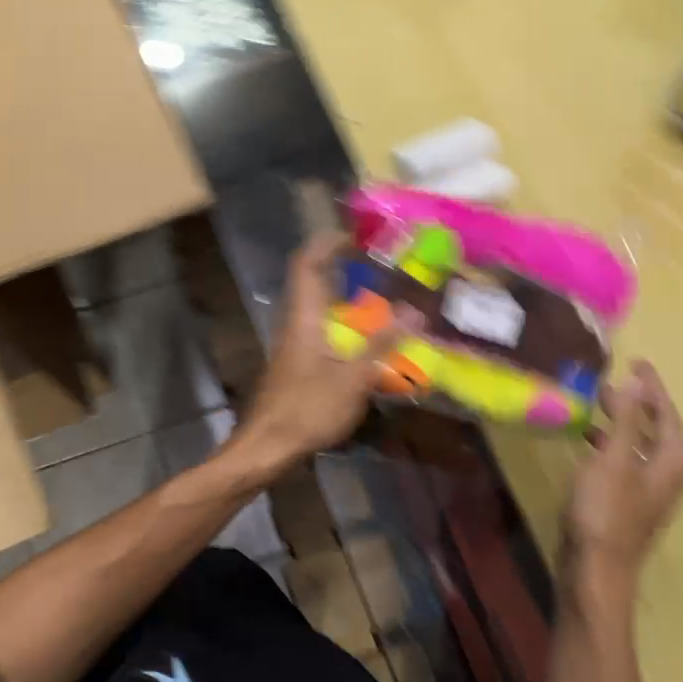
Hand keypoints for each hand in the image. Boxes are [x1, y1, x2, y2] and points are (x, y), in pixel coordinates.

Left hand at [230, 234, 399, 479]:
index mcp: (303, 316)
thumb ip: (382, 343)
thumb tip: (414, 310)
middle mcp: (295, 322)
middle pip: (313, 282)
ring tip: (385, 300)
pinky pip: (323, 331)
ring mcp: (294, 344)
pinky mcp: (298, 364)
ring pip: (320, 308)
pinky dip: (346, 326)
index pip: (307, 263)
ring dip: (348, 299)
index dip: (327, 243)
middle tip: (383, 267)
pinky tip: (370, 342)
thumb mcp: (353, 378)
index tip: (358, 235)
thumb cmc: (307, 408)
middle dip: (345, 269)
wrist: (268, 446)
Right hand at [561, 361, 682, 597]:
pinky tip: (584, 428)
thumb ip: (625, 421)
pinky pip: (622, 455)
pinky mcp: (620, 495)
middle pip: (672, 429)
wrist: (593, 566)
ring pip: (644, 440)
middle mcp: (668, 473)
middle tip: (631, 367)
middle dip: (654, 397)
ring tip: (598, 392)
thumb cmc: (609, 513)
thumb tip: (637, 382)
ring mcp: (643, 485)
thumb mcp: (614, 461)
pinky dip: (609, 435)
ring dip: (627, 413)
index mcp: (678, 465)